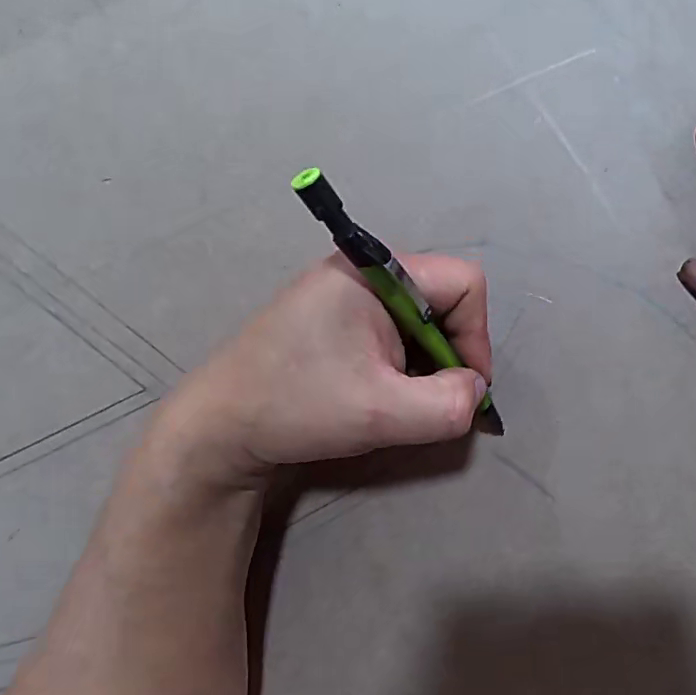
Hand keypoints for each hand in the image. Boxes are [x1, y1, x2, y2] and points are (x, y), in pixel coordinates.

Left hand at [148, 253, 491, 491]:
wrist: (220, 425)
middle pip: (444, 298)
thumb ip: (449, 404)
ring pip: (420, 317)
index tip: (463, 386)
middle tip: (429, 400)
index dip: (475, 336)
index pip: (463, 283)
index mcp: (372, 271)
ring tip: (395, 400)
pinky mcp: (335, 315)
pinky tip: (376, 392)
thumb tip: (475, 389)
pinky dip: (401, 363)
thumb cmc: (296, 407)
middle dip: (448, 353)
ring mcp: (345, 291)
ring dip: (423, 363)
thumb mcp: (382, 413)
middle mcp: (362, 269)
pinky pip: (393, 329)